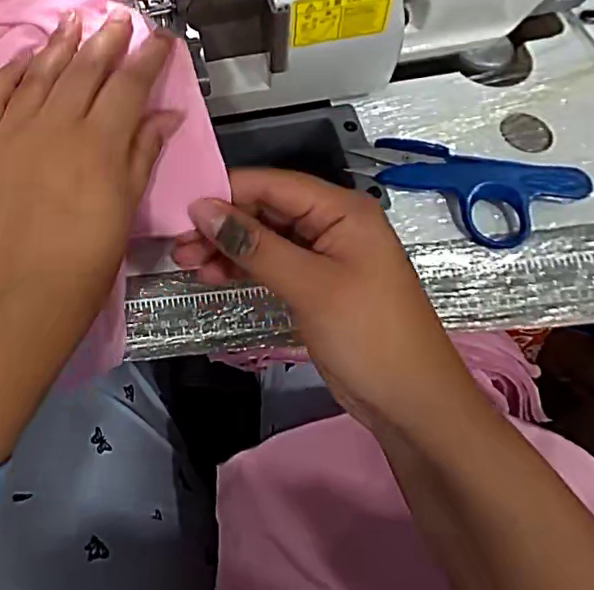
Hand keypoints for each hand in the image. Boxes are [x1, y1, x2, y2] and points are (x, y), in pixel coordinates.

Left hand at [0, 10, 181, 464]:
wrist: (9, 305)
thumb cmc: (80, 270)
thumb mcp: (124, 213)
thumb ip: (143, 156)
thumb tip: (166, 114)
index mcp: (98, 145)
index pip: (128, 85)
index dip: (147, 57)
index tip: (160, 37)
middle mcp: (55, 126)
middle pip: (84, 69)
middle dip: (106, 39)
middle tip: (119, 17)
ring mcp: (12, 132)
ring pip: (39, 73)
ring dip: (59, 44)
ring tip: (73, 19)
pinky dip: (10, 72)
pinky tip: (23, 57)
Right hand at [179, 171, 593, 589]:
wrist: (415, 409)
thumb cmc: (369, 337)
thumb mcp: (309, 287)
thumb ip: (253, 244)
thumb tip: (201, 208)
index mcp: (340, 209)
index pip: (272, 184)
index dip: (226, 192)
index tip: (181, 206)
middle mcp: (330, 222)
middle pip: (264, 210)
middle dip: (221, 224)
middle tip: (178, 244)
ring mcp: (322, 253)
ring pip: (263, 236)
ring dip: (226, 247)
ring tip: (186, 263)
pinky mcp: (314, 282)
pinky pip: (270, 261)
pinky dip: (242, 266)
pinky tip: (211, 274)